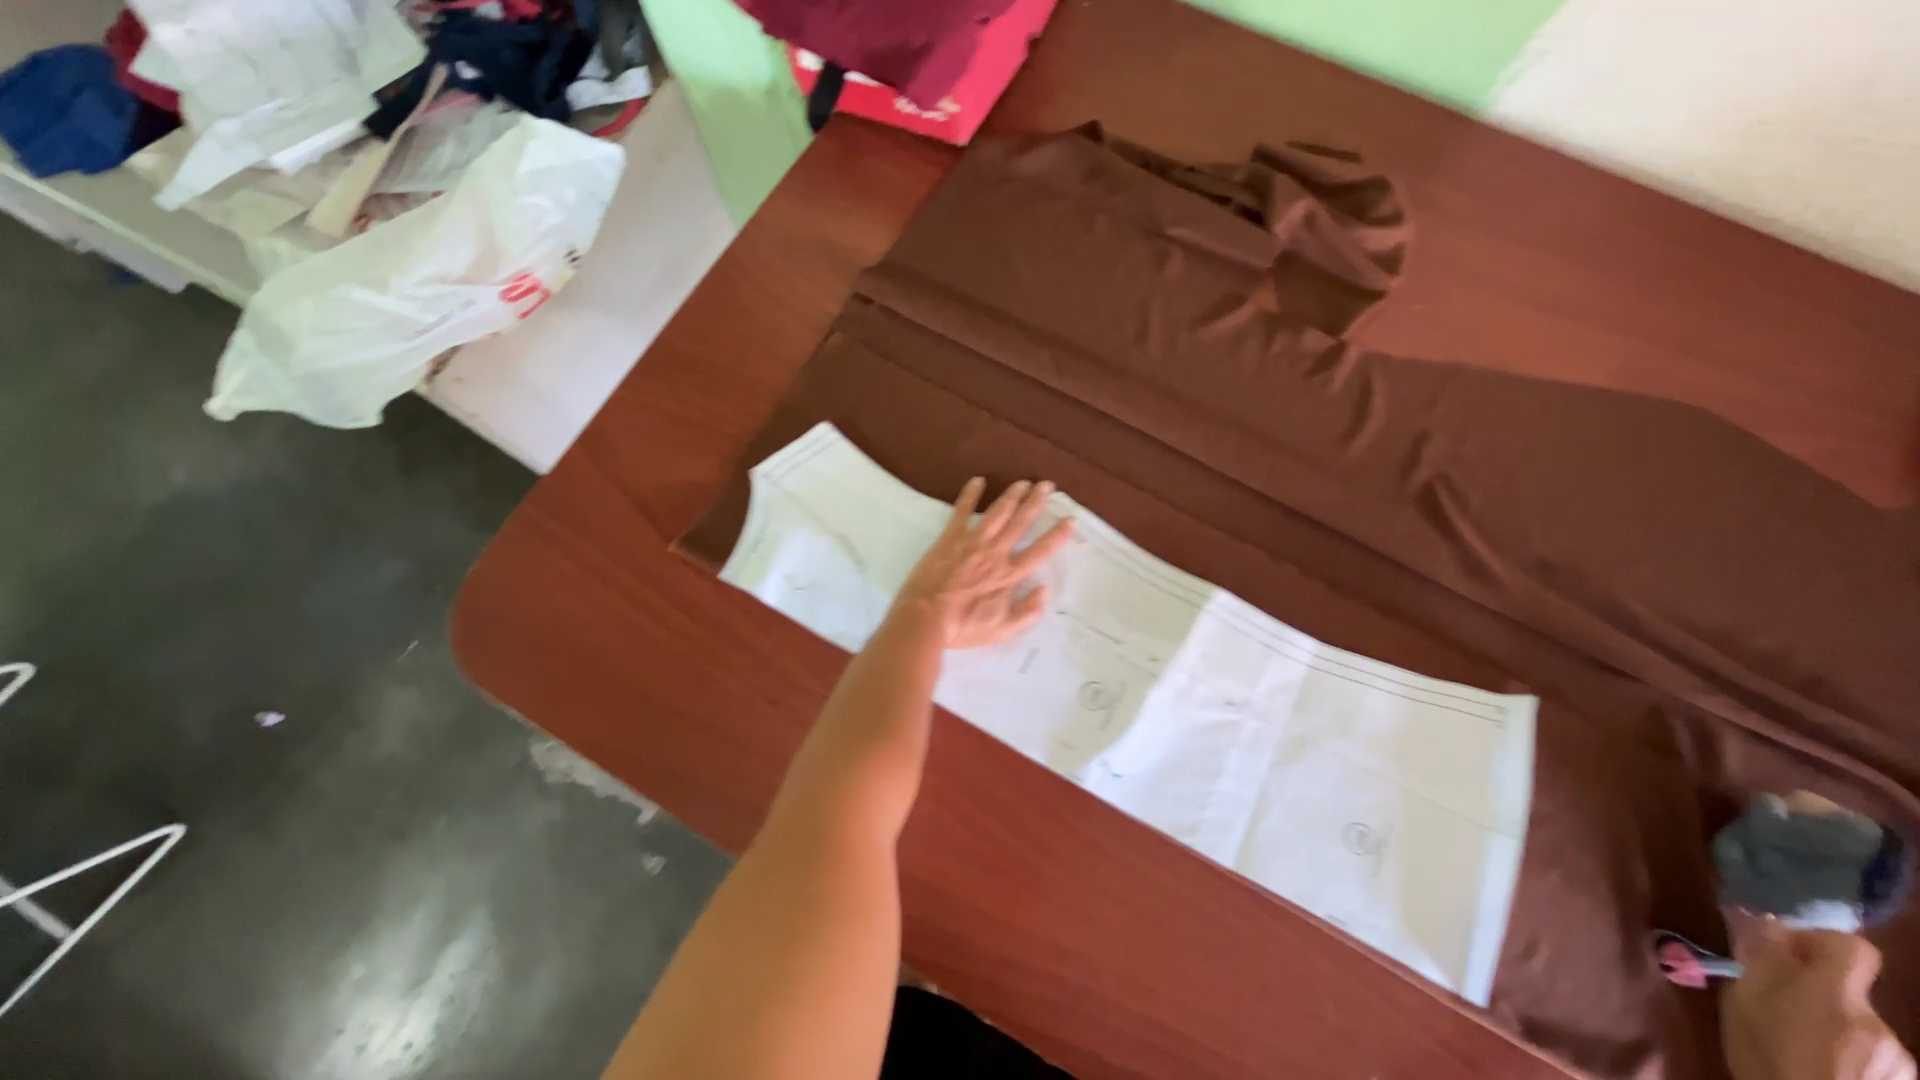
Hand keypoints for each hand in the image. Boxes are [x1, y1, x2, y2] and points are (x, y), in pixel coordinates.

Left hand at [892, 477, 1074, 649]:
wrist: (925, 619)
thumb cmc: (963, 627)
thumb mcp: (1002, 630)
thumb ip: (1028, 612)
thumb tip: (1044, 590)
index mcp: (1009, 575)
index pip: (1040, 551)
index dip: (1057, 535)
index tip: (1070, 519)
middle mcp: (994, 553)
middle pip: (1020, 523)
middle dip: (1035, 502)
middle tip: (1047, 485)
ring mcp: (972, 542)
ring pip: (997, 513)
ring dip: (1011, 496)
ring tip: (1023, 482)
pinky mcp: (950, 538)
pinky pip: (961, 511)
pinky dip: (969, 495)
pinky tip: (978, 481)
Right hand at [1723, 924, 1913, 1079]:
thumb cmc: (1767, 1059)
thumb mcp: (1742, 1005)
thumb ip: (1762, 963)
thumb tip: (1772, 926)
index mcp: (1834, 994)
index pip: (1853, 946)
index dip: (1821, 941)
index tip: (1788, 951)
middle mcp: (1875, 1020)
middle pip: (1847, 987)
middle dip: (1812, 988)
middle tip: (1774, 1004)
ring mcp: (1896, 1056)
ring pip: (1856, 1020)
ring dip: (1827, 1021)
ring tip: (1794, 1041)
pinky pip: (1871, 1051)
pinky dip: (1845, 1050)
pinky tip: (1818, 1066)